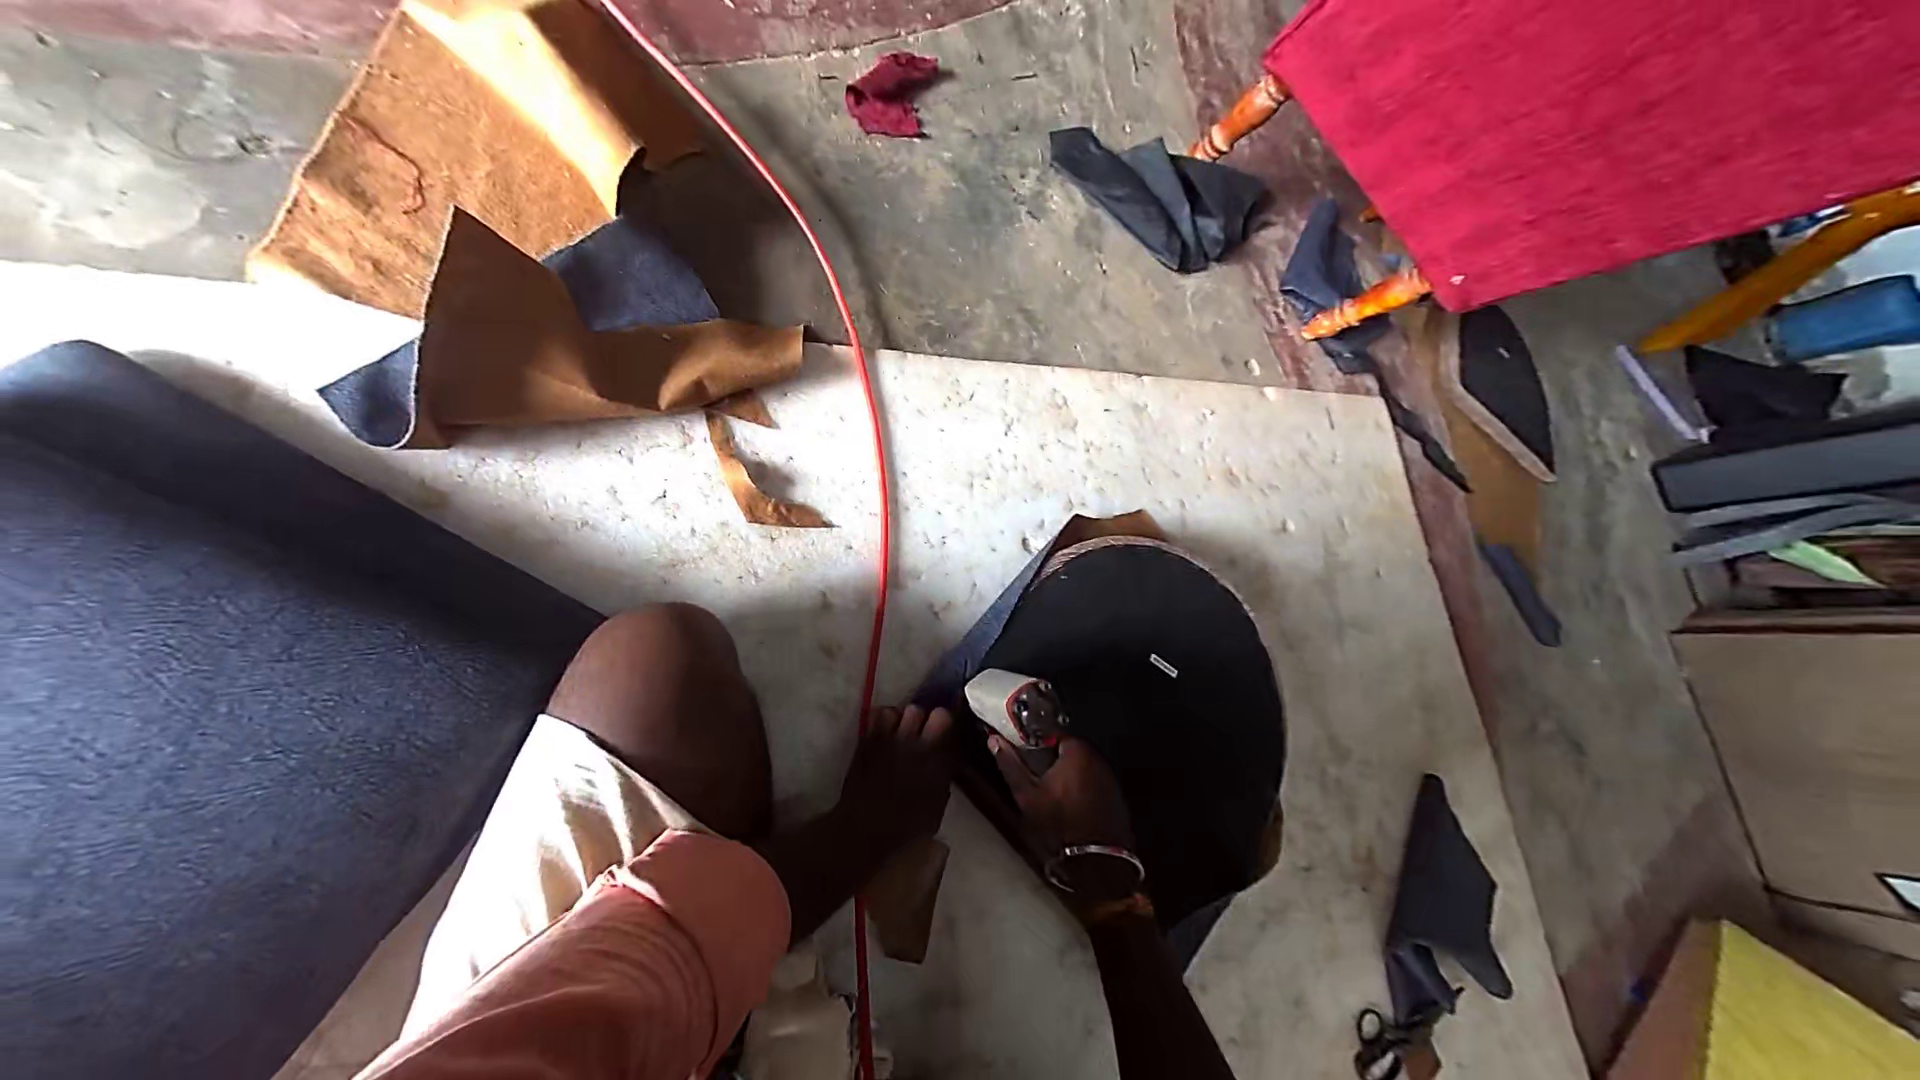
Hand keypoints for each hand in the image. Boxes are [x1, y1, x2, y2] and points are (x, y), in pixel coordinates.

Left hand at [839, 705, 956, 852]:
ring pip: (903, 710)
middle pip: (927, 711)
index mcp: (935, 759)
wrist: (865, 829)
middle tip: (924, 733)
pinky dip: (883, 719)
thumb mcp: (937, 807)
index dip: (947, 726)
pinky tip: (885, 731)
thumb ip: (944, 778)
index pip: (947, 721)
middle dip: (928, 720)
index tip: (945, 734)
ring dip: (905, 719)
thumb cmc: (905, 825)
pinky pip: (879, 713)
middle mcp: (915, 743)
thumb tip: (947, 761)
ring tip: (902, 731)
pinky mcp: (869, 739)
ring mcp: (890, 738)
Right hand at [990, 735, 1137, 901]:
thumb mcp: (1027, 795)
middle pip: (1069, 750)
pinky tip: (1071, 807)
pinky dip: (1082, 789)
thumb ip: (1010, 764)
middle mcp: (1098, 758)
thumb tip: (994, 740)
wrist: (1097, 864)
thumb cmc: (1058, 825)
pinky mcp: (1117, 797)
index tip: (1024, 756)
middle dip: (1052, 760)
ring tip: (1051, 794)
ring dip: (1068, 776)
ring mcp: (1110, 778)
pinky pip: (1093, 784)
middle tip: (1035, 777)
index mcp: (1077, 751)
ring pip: (1081, 768)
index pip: (1053, 734)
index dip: (1036, 744)